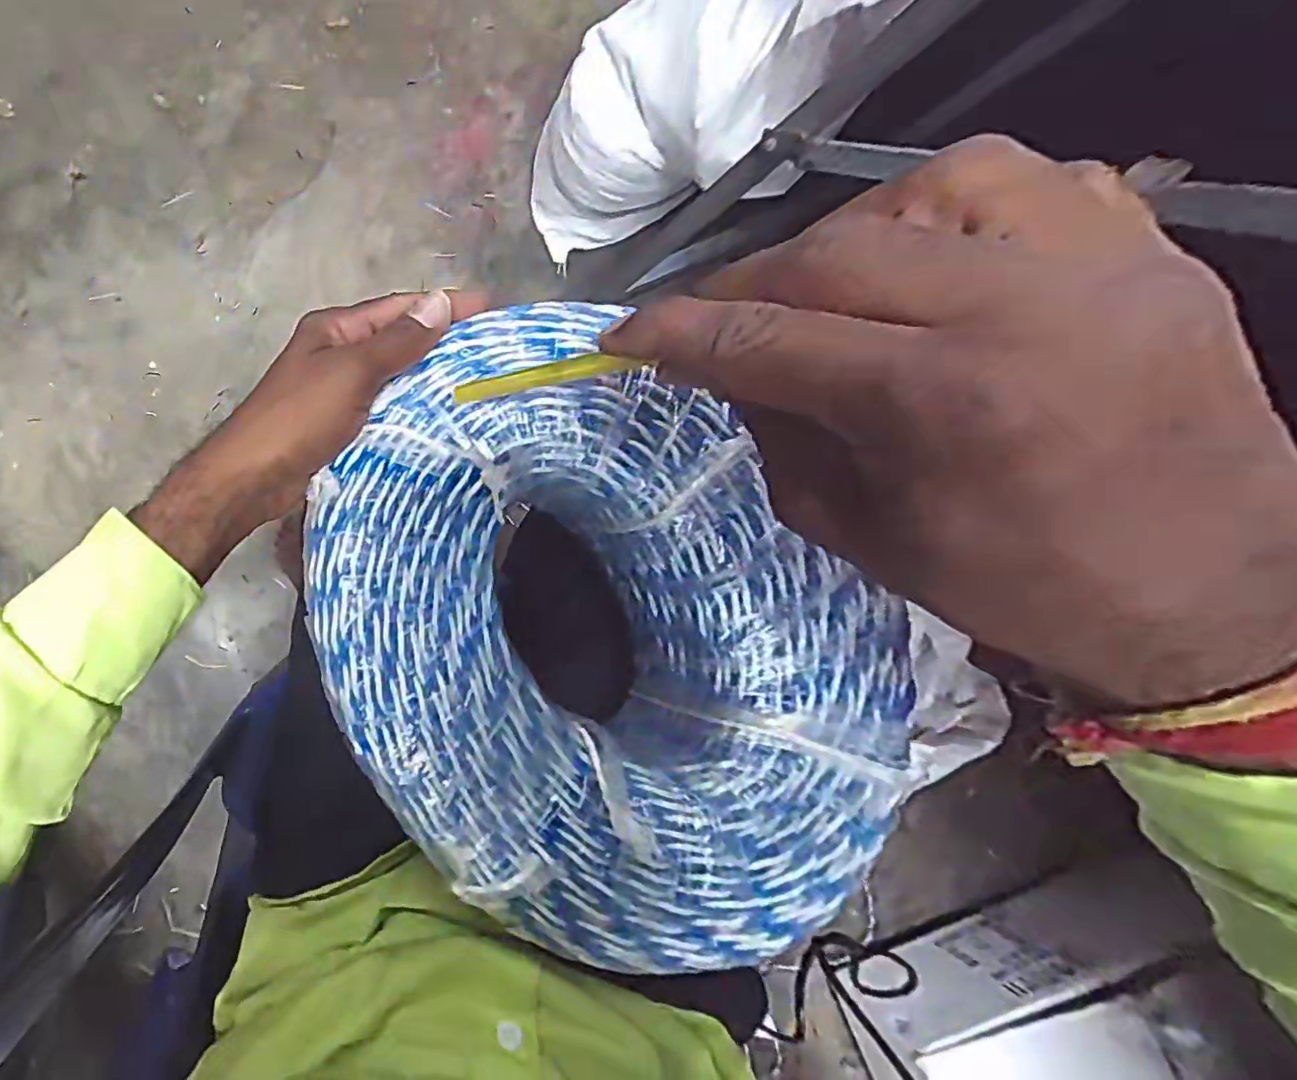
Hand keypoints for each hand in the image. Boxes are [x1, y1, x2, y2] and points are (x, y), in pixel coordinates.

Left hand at [135, 289, 486, 581]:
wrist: (254, 478)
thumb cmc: (299, 418)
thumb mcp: (351, 372)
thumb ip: (396, 342)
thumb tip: (439, 302)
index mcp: (335, 330)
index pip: (399, 308)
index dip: (443, 306)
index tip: (490, 307)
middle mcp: (337, 355)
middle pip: (398, 341)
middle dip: (441, 343)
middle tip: (492, 352)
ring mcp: (338, 393)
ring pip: (393, 379)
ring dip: (429, 380)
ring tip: (477, 384)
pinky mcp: (341, 427)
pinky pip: (384, 410)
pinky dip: (411, 411)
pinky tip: (440, 419)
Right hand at [601, 135, 1296, 708]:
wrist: (1208, 584)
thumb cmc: (1003, 580)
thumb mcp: (849, 523)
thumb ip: (776, 431)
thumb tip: (721, 366)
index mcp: (942, 403)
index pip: (768, 340)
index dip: (678, 331)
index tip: (623, 332)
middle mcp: (1024, 310)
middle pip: (830, 253)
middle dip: (740, 285)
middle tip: (704, 321)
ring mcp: (1103, 266)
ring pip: (925, 189)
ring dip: (838, 236)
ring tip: (814, 288)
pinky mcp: (1148, 252)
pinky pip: (1024, 181)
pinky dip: (940, 210)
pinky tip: (916, 260)